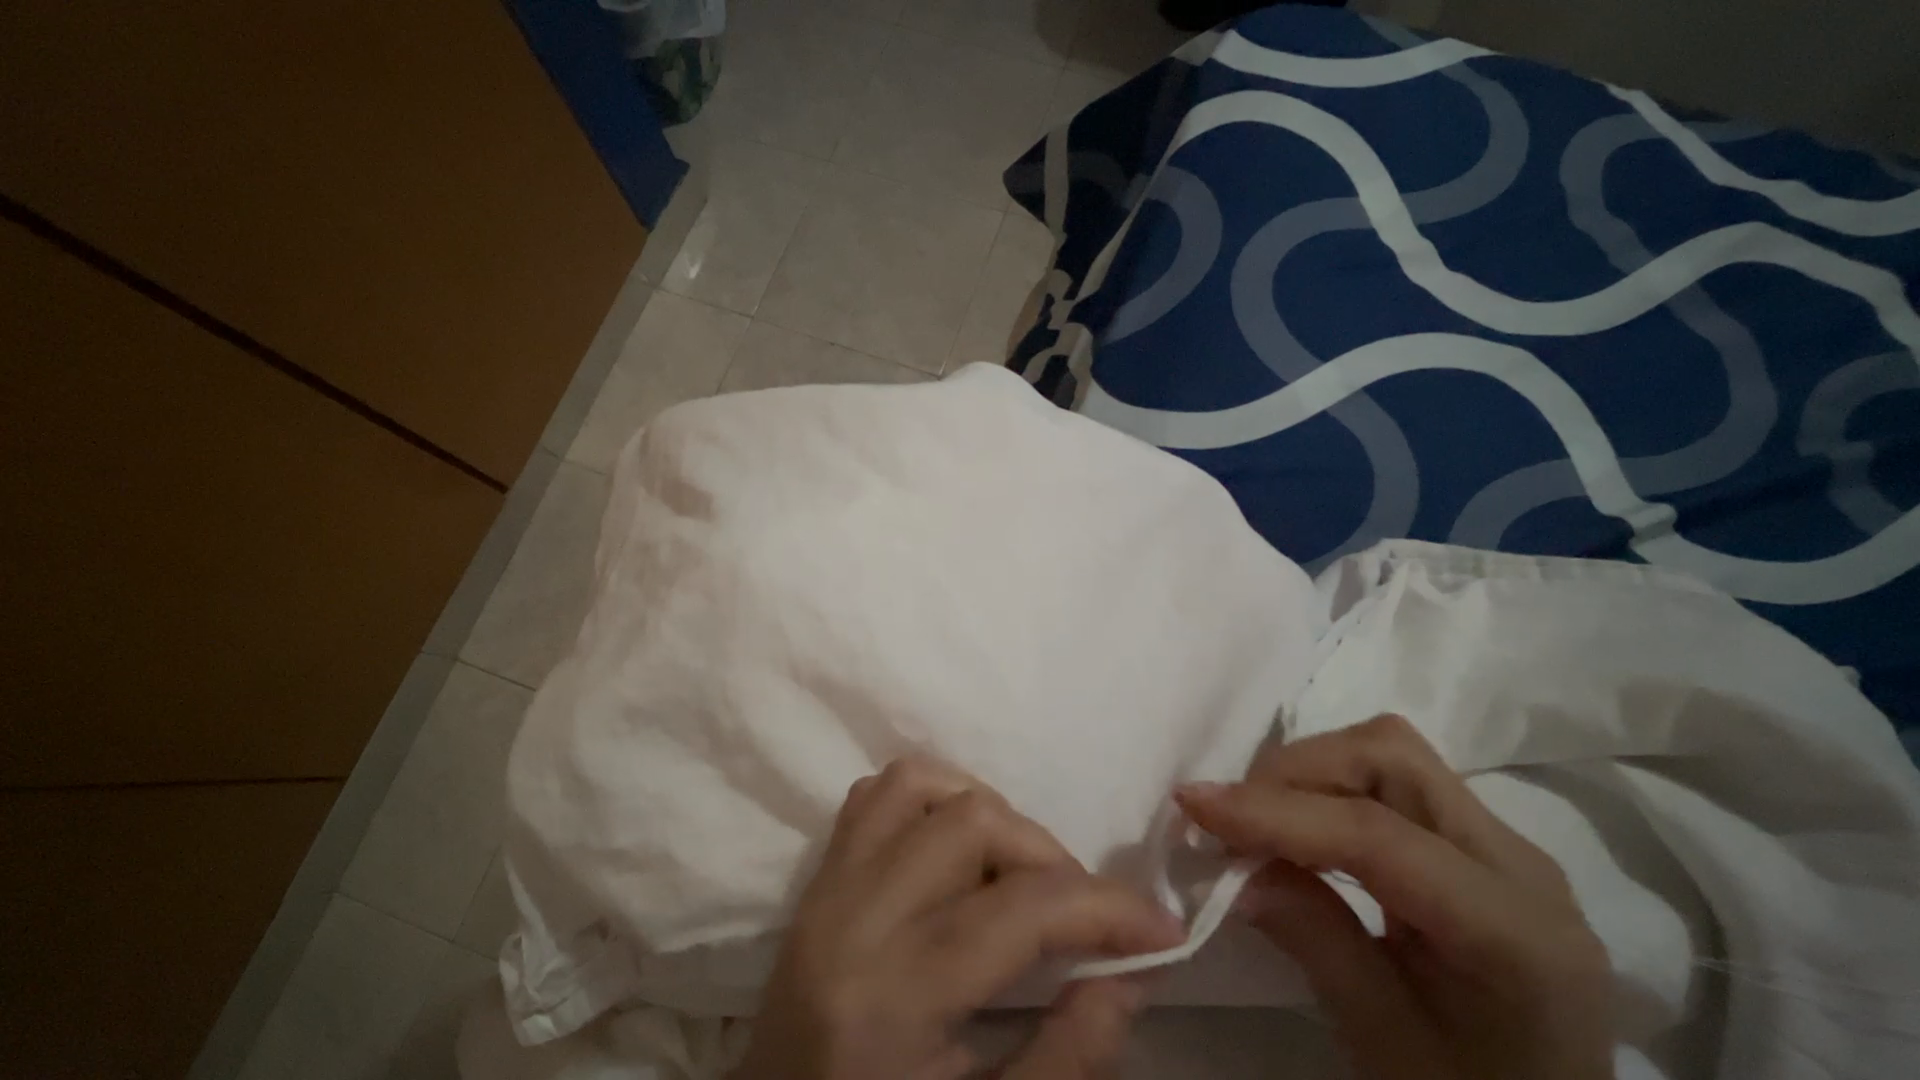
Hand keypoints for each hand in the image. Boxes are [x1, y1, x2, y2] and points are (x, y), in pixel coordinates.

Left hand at [734, 756, 1185, 1079]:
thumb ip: (1068, 1054)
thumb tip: (1133, 971)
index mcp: (892, 996)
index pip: (1019, 909)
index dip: (1108, 909)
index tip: (1163, 931)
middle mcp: (851, 918)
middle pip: (972, 823)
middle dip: (1052, 858)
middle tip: (1083, 918)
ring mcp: (826, 887)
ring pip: (919, 785)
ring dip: (991, 815)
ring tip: (1021, 878)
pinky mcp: (818, 877)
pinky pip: (877, 796)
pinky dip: (934, 800)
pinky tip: (962, 854)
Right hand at [1175, 714, 1613, 1079]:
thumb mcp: (1384, 1042)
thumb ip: (1315, 943)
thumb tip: (1235, 868)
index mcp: (1513, 930)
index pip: (1379, 835)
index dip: (1276, 812)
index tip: (1192, 805)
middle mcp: (1519, 862)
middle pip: (1391, 758)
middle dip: (1295, 772)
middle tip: (1228, 820)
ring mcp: (1503, 843)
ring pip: (1392, 754)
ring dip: (1310, 772)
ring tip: (1256, 823)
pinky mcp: (1478, 841)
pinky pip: (1396, 782)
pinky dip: (1331, 789)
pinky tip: (1298, 829)